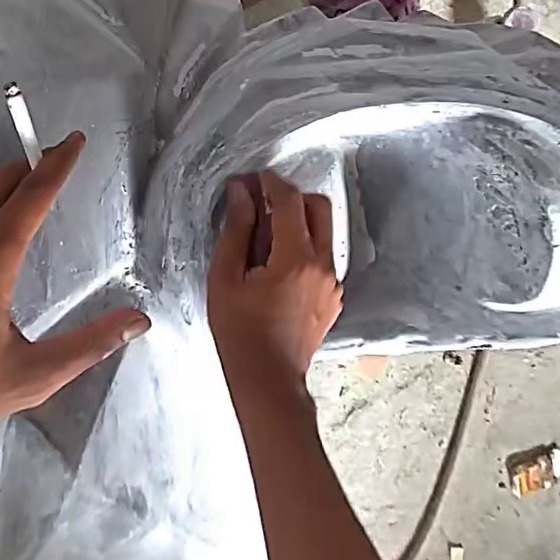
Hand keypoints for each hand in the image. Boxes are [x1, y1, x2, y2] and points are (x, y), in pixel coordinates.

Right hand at [207, 172, 343, 394]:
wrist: (268, 379)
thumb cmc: (239, 330)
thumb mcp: (226, 276)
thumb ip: (236, 229)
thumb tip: (240, 192)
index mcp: (297, 259)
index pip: (290, 201)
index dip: (269, 183)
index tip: (250, 180)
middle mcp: (324, 266)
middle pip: (318, 208)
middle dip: (290, 197)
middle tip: (258, 202)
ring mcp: (333, 283)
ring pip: (323, 232)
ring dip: (296, 222)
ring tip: (261, 237)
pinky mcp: (333, 297)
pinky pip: (322, 256)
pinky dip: (301, 246)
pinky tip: (273, 263)